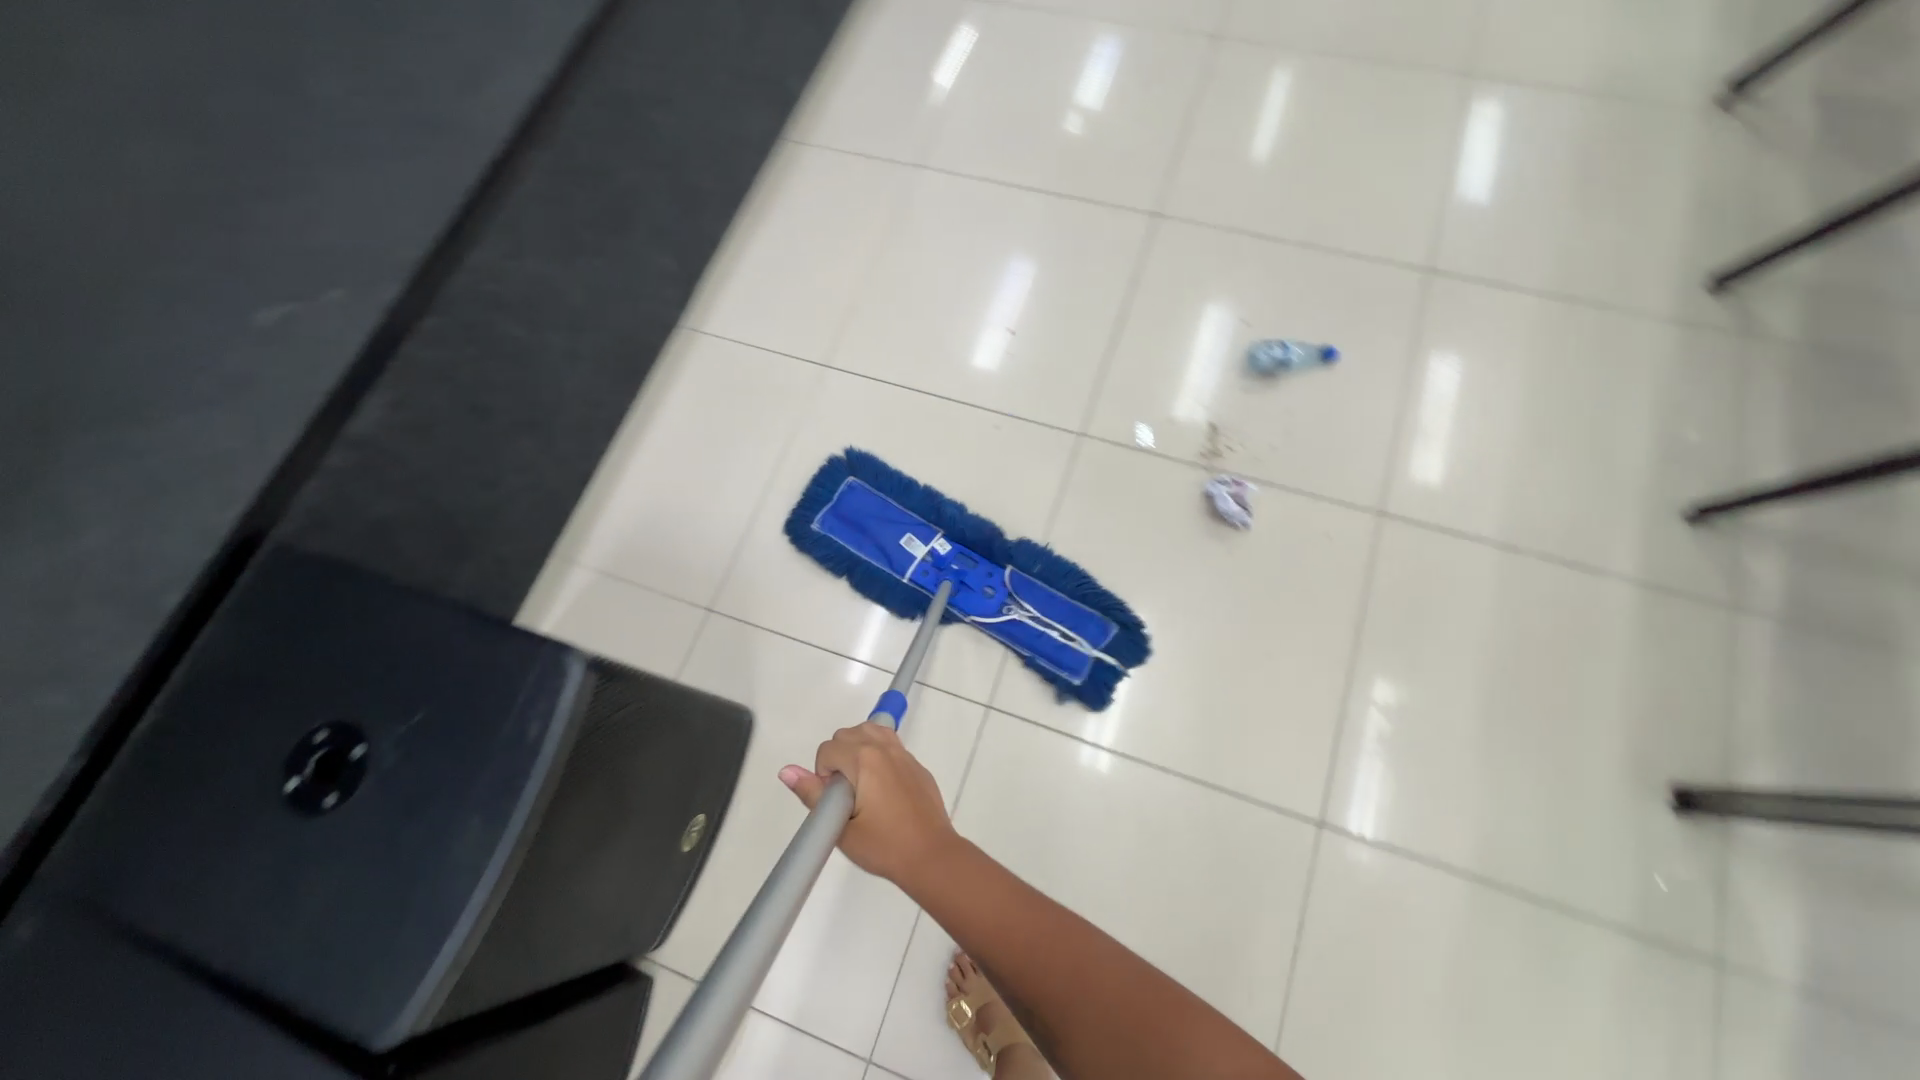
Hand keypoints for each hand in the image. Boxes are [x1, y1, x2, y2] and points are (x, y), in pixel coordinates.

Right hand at [780, 723, 958, 883]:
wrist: (930, 856)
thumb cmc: (883, 846)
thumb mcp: (841, 827)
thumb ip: (813, 795)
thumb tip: (786, 771)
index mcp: (864, 759)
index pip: (828, 748)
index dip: (823, 774)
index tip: (835, 801)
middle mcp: (884, 748)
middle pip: (847, 734)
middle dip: (838, 758)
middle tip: (844, 795)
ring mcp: (904, 755)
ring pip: (871, 731)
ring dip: (858, 749)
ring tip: (859, 784)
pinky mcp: (917, 766)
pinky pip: (891, 745)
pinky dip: (878, 754)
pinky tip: (882, 788)